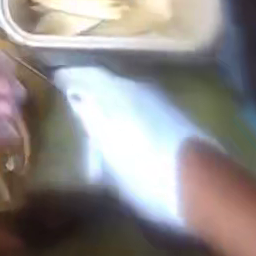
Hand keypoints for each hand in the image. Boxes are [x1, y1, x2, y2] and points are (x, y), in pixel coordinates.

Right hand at [54, 66, 215, 232]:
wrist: (199, 181)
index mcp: (115, 95)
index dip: (70, 75)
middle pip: (105, 78)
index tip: (56, 79)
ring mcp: (155, 96)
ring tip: (94, 108)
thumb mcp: (111, 155)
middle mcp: (134, 87)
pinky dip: (124, 102)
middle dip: (88, 83)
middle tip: (72, 93)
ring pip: (122, 86)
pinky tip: (122, 119)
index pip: (87, 74)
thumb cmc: (147, 174)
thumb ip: (92, 123)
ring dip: (107, 93)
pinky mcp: (170, 109)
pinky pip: (137, 96)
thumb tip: (78, 99)